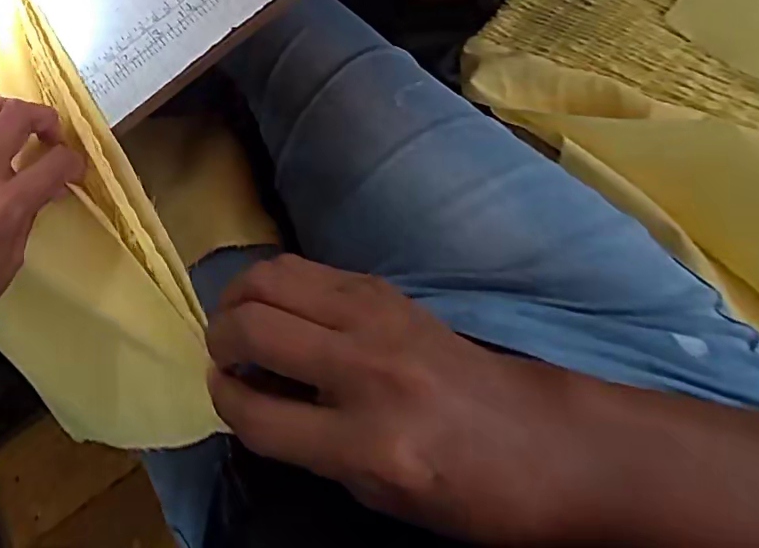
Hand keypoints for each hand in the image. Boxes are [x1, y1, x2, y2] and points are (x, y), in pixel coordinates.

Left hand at [0, 88, 83, 424]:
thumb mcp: (12, 257)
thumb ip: (31, 211)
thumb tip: (52, 184)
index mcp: (4, 209)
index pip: (54, 164)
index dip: (75, 162)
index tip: (77, 169)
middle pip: (16, 117)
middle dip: (44, 117)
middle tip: (52, 135)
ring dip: (6, 105)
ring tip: (19, 119)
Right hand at [206, 254, 585, 542]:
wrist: (538, 438)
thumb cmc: (460, 486)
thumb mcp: (376, 491)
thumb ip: (302, 442)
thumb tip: (245, 389)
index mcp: (371, 444)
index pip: (259, 415)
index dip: (224, 400)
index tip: (219, 389)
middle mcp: (368, 369)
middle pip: (255, 327)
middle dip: (219, 337)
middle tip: (221, 350)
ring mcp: (376, 316)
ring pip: (270, 277)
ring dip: (238, 294)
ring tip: (237, 315)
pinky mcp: (380, 286)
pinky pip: (303, 267)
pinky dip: (273, 281)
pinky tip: (277, 301)